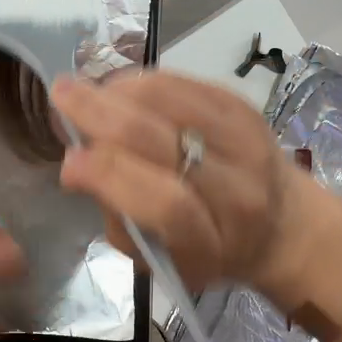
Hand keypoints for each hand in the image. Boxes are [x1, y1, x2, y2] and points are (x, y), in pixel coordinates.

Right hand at [52, 71, 315, 297]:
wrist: (282, 225)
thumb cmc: (208, 249)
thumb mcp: (164, 260)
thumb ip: (120, 219)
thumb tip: (75, 165)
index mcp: (213, 241)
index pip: (164, 203)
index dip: (110, 177)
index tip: (68, 162)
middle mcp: (237, 189)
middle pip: (160, 139)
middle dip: (98, 112)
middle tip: (59, 95)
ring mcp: (244, 141)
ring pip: (167, 99)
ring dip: (116, 89)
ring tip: (87, 91)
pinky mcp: (243, 107)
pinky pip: (182, 81)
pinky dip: (140, 80)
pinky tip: (118, 88)